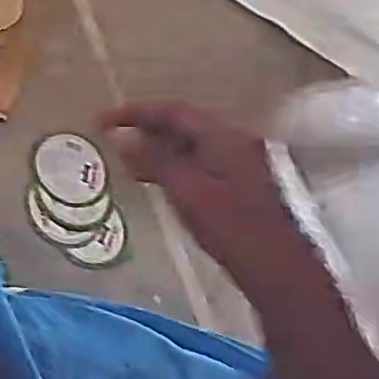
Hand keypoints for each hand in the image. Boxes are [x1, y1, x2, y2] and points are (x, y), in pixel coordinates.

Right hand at [100, 102, 320, 293]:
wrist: (276, 267)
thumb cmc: (228, 225)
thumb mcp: (183, 188)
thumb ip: (152, 159)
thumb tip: (121, 139)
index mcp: (224, 136)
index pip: (173, 112)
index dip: (134, 112)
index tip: (102, 119)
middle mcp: (236, 141)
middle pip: (184, 124)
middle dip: (145, 127)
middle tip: (111, 134)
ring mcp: (241, 162)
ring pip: (191, 143)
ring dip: (157, 146)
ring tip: (125, 155)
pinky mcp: (240, 182)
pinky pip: (199, 160)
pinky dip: (172, 162)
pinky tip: (153, 175)